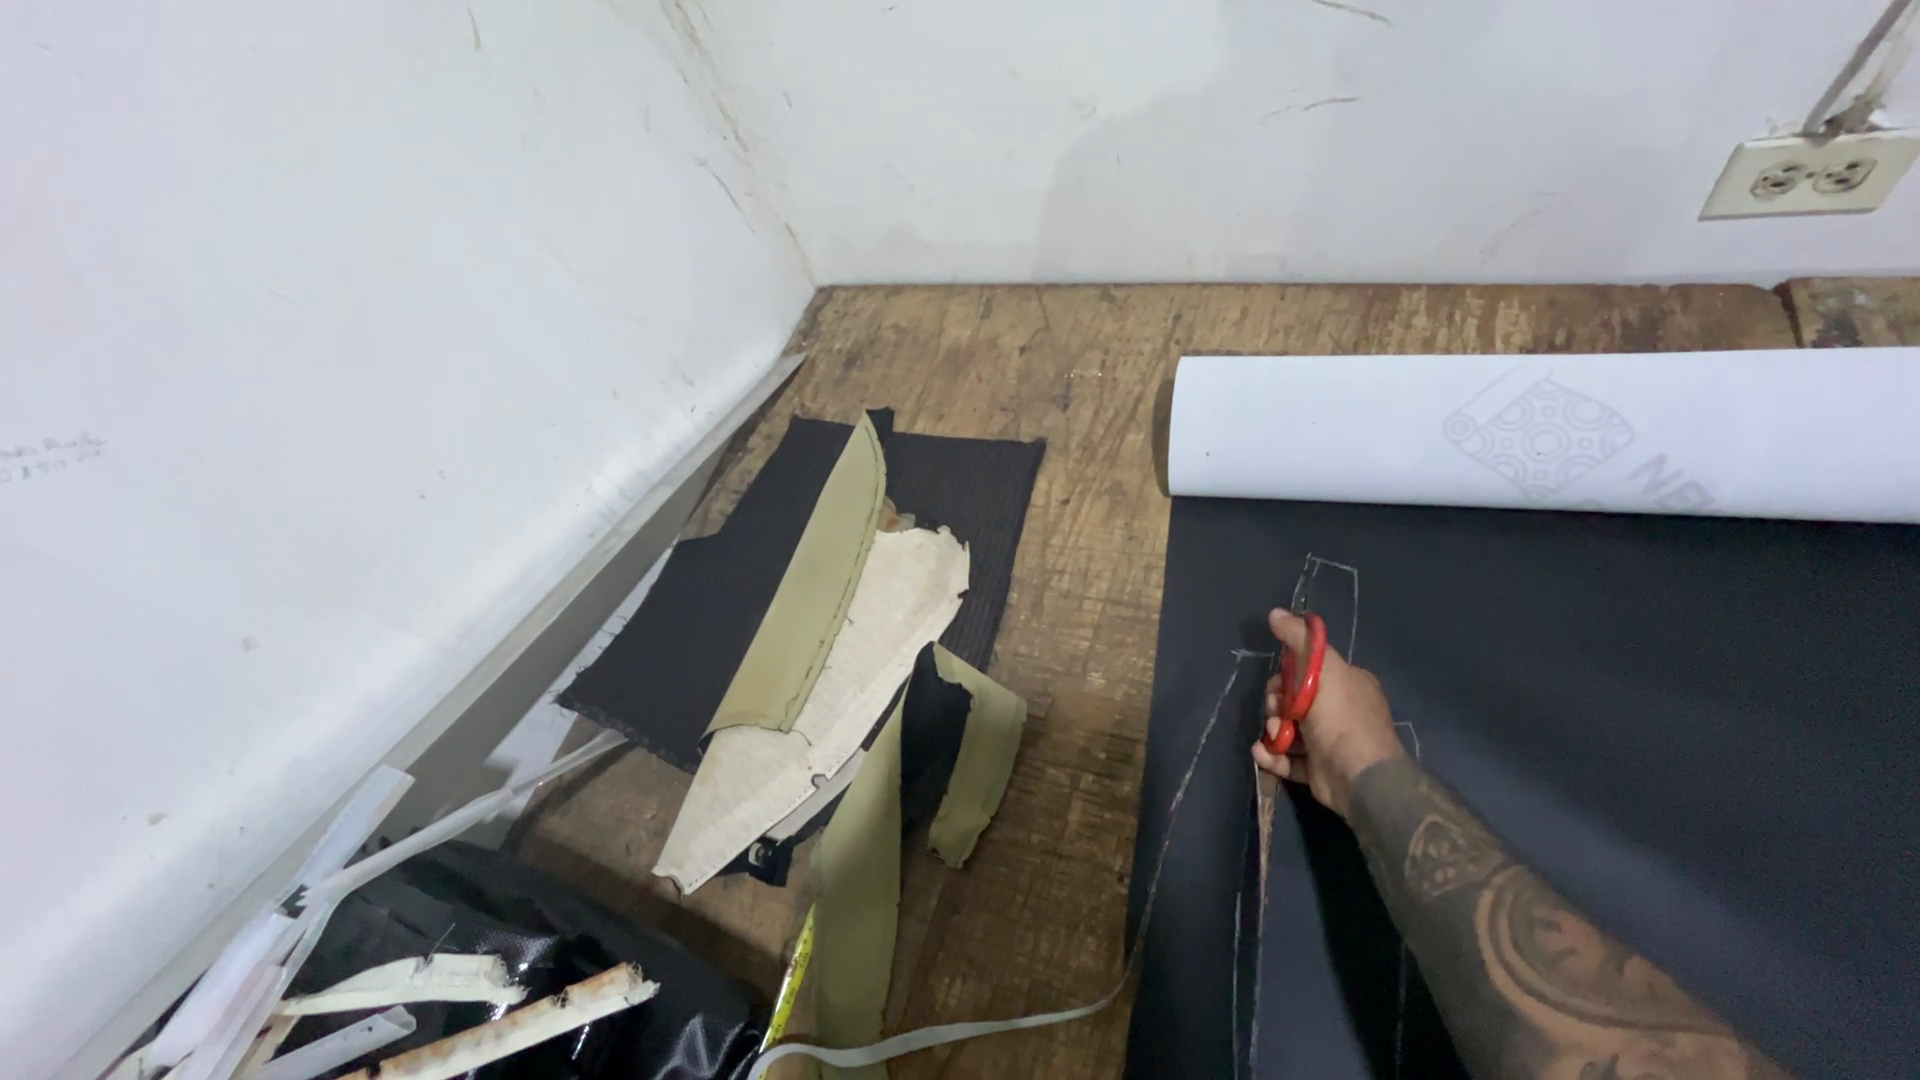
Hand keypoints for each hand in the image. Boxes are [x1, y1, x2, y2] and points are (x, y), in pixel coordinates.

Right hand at [1251, 608, 1403, 818]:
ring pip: (1288, 728)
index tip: (1279, 684)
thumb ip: (1299, 639)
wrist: (1359, 776)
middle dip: (1276, 706)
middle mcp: (1341, 711)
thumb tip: (1275, 613)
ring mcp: (1330, 742)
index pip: (1309, 671)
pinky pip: (1287, 757)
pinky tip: (1261, 752)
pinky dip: (1272, 754)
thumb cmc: (1341, 717)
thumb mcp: (1322, 668)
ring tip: (1274, 737)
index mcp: (1349, 684)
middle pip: (1293, 700)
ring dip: (1273, 731)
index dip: (1287, 676)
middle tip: (1278, 713)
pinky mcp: (1318, 769)